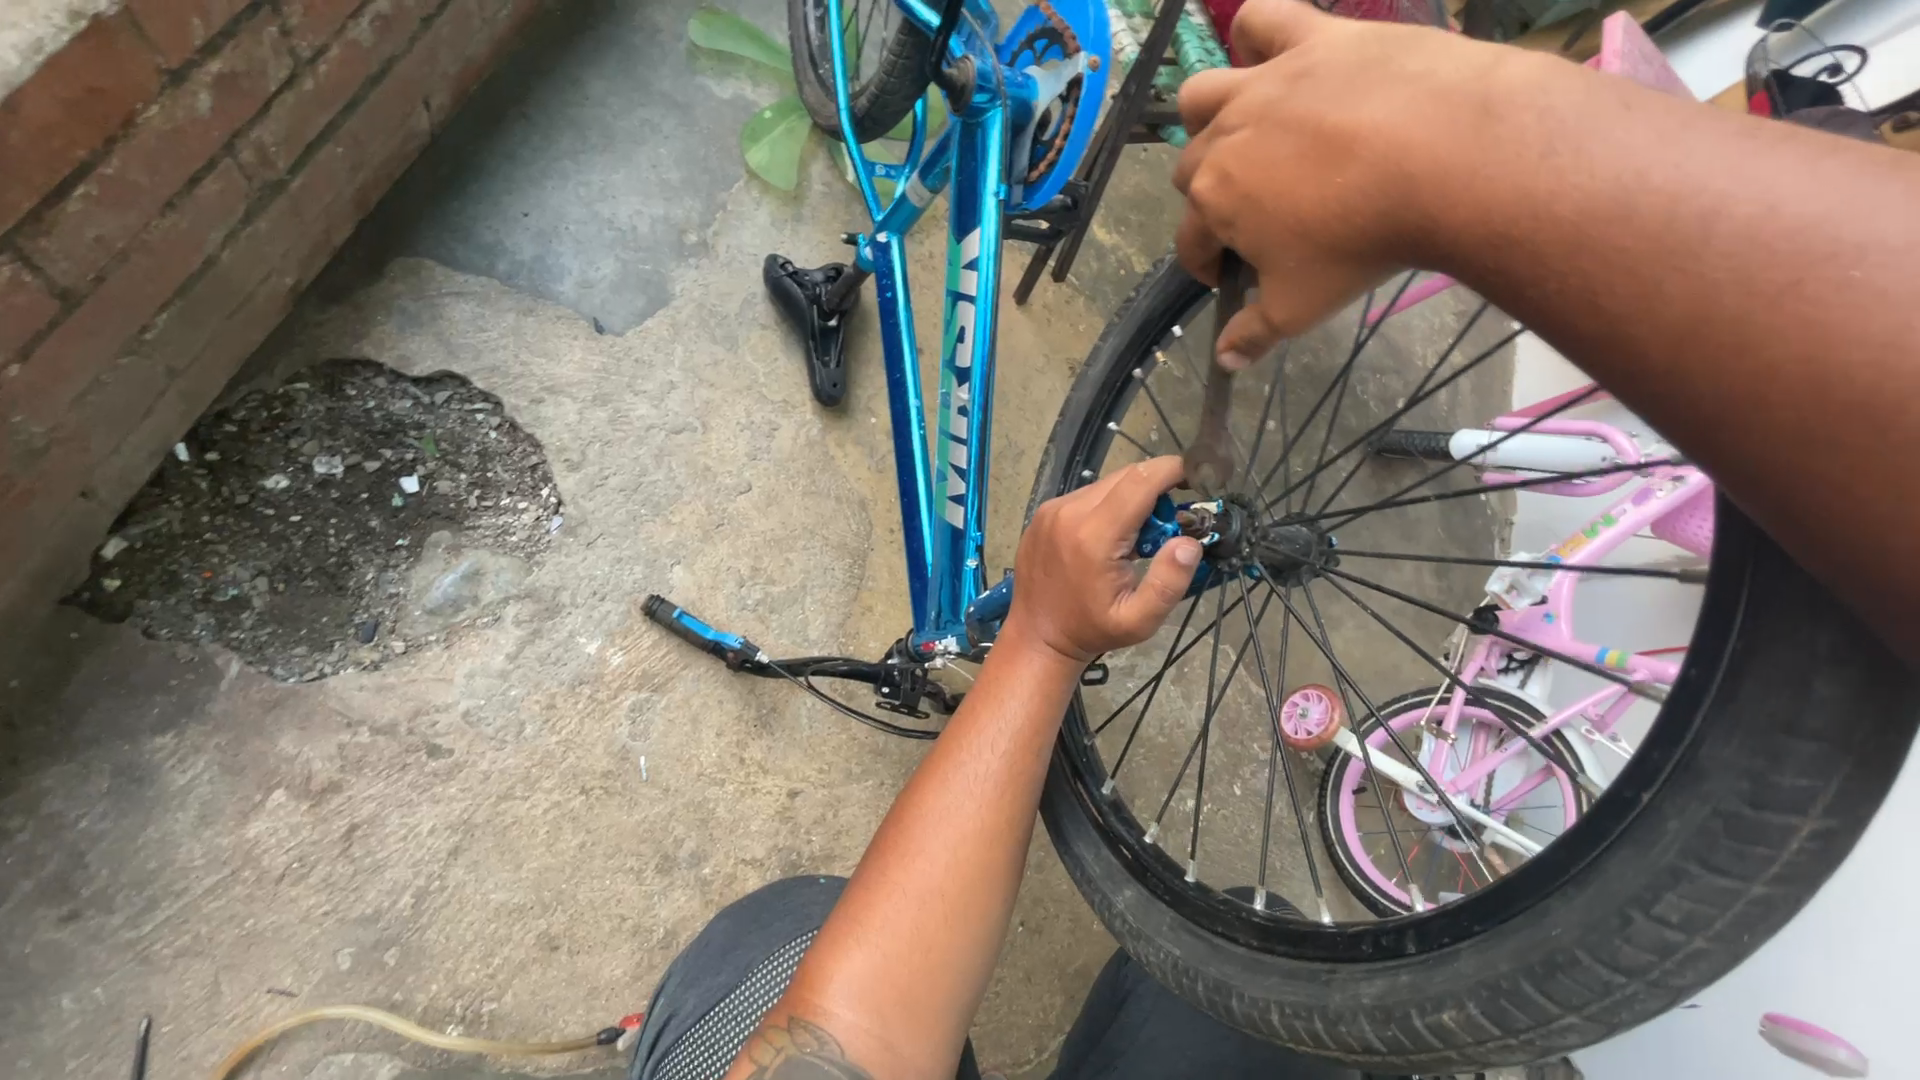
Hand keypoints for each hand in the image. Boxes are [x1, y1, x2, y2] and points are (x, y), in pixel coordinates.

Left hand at [1004, 456, 1202, 666]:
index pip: (1140, 480)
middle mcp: (1069, 512)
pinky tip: (1108, 537)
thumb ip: (1169, 582)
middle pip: (1124, 477)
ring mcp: (1051, 510)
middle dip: (1155, 487)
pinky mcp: (1043, 514)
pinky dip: (1106, 505)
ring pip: (1104, 484)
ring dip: (1130, 497)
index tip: (1195, 479)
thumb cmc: (1090, 630)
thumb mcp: (1139, 620)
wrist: (1036, 636)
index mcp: (1094, 536)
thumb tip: (1189, 543)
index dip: (1172, 471)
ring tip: (1137, 536)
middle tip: (1169, 521)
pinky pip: (1084, 495)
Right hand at [1172, 0, 1532, 367]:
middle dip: (1208, 198)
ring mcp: (1264, 82)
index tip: (1229, 277)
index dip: (1205, 265)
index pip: (1190, 241)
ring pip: (1201, 95)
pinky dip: (1255, 34)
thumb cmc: (1362, 242)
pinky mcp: (1313, 38)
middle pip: (1189, 169)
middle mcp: (1222, 138)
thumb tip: (1224, 363)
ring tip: (1245, 135)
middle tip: (1253, 215)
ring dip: (1208, 119)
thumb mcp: (1302, 307)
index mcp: (1213, 202)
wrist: (1449, 157)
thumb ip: (1254, 334)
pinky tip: (1266, 54)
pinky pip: (1263, 18)